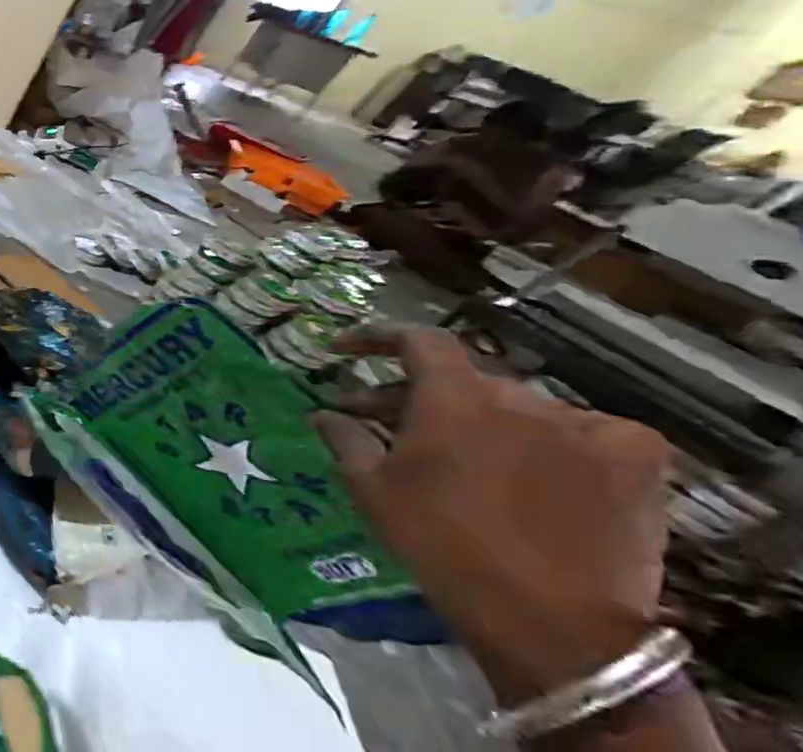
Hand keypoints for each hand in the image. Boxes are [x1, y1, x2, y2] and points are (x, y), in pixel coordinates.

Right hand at [313, 326, 672, 705]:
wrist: (554, 625)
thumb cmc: (443, 544)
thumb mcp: (372, 489)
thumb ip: (346, 438)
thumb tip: (324, 413)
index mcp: (455, 398)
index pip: (417, 339)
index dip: (376, 336)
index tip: (344, 350)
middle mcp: (522, 399)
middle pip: (461, 381)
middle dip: (416, 395)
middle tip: (383, 421)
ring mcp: (588, 429)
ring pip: (517, 408)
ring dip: (478, 420)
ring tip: (458, 455)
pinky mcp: (637, 463)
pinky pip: (583, 431)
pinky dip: (550, 438)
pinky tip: (539, 465)